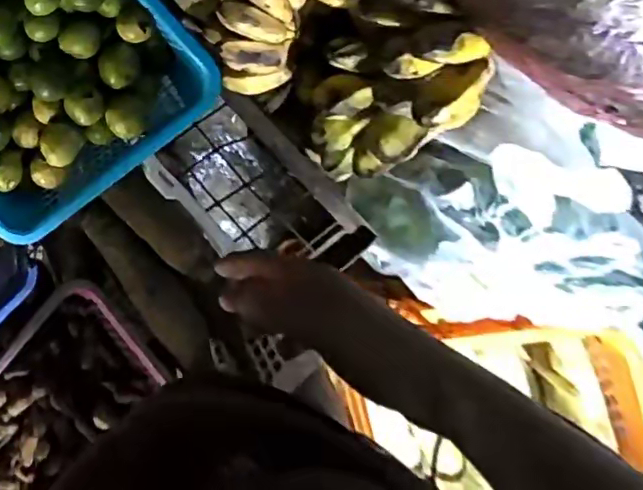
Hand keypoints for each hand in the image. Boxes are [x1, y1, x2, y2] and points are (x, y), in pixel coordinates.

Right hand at [217, 252, 457, 422]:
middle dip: (249, 284)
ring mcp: (336, 307)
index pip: (268, 262)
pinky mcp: (346, 331)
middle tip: (222, 296)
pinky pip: (303, 320)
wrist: (430, 381)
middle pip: (276, 278)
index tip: (213, 269)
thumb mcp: (317, 326)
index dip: (240, 263)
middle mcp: (323, 284)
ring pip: (289, 298)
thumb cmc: (370, 348)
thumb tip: (229, 294)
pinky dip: (285, 327)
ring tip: (243, 320)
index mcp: (315, 277)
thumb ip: (274, 308)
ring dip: (265, 306)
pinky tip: (281, 346)